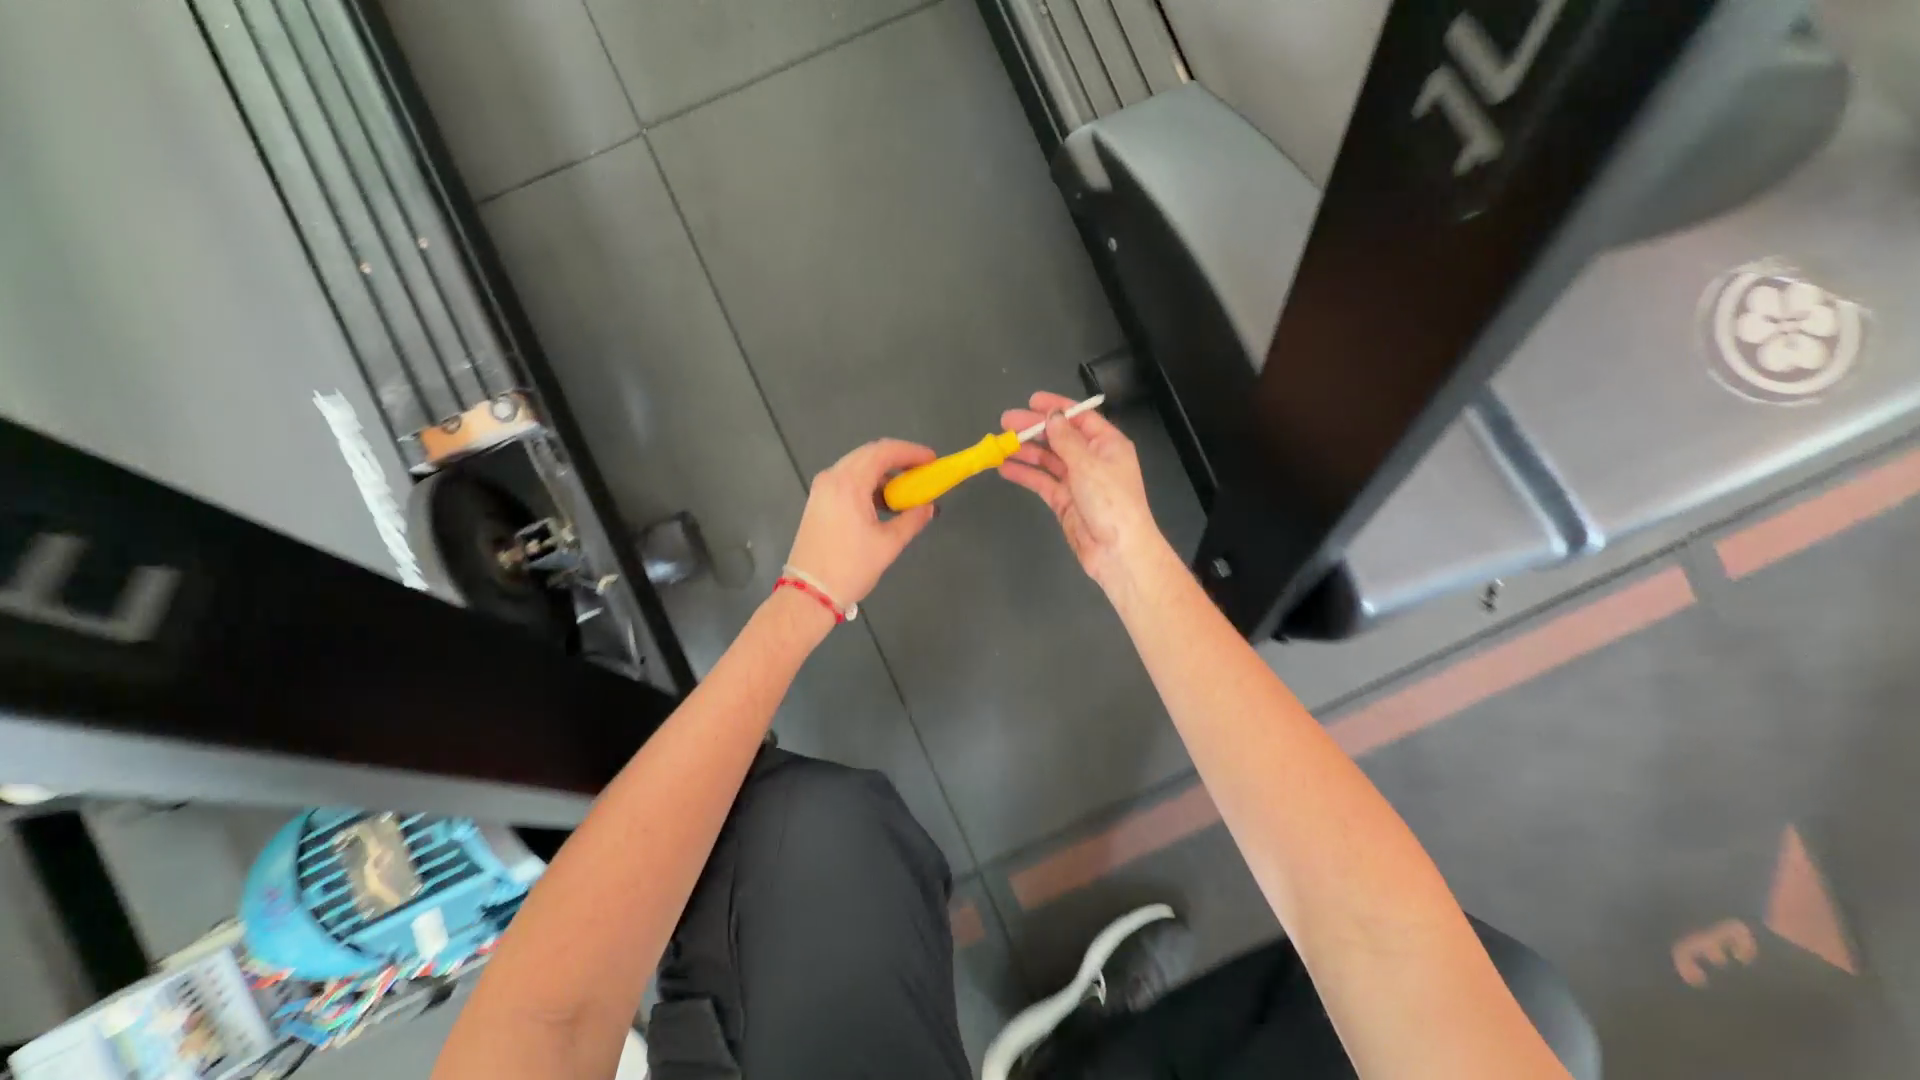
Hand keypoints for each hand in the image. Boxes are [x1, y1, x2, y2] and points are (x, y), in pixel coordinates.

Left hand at [785, 439, 939, 606]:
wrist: (809, 593)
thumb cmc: (850, 568)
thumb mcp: (888, 544)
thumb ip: (912, 520)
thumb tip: (928, 507)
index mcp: (849, 483)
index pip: (883, 452)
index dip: (911, 452)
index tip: (932, 460)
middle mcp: (832, 478)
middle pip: (869, 454)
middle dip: (898, 459)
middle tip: (922, 470)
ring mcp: (821, 489)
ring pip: (856, 467)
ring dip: (882, 473)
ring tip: (906, 489)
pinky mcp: (818, 501)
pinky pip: (846, 481)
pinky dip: (867, 484)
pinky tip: (883, 502)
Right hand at [997, 391, 1165, 589]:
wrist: (1117, 551)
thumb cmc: (1110, 501)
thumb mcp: (1088, 464)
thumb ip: (1066, 439)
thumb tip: (1052, 416)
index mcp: (1108, 445)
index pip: (1080, 418)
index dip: (1057, 407)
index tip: (1031, 401)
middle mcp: (1093, 459)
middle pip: (1060, 437)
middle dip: (1034, 429)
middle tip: (1006, 422)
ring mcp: (1078, 481)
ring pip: (1048, 459)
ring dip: (1026, 450)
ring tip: (1001, 444)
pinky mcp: (1064, 501)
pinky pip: (1042, 481)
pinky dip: (1025, 474)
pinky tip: (1005, 467)